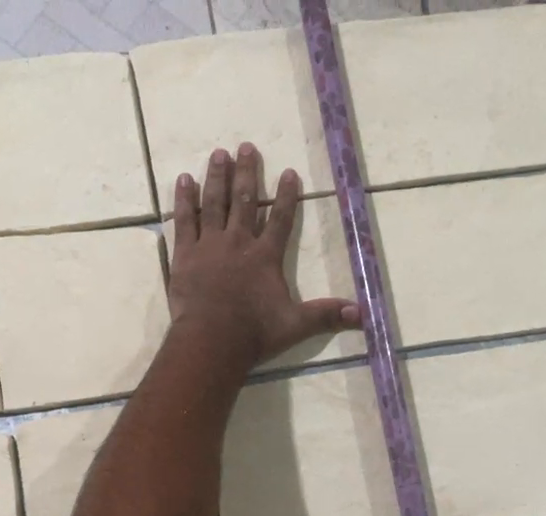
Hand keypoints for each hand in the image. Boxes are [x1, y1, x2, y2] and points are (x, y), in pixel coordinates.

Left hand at [167, 143, 361, 367]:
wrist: (212, 339)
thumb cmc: (254, 333)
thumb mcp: (296, 325)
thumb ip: (326, 315)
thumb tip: (361, 313)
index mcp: (266, 256)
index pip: (280, 219)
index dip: (286, 195)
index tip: (289, 172)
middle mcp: (238, 242)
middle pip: (244, 200)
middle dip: (247, 172)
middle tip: (246, 146)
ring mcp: (209, 245)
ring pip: (214, 203)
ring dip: (217, 177)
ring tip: (218, 154)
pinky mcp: (185, 254)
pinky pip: (184, 220)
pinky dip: (184, 199)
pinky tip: (183, 180)